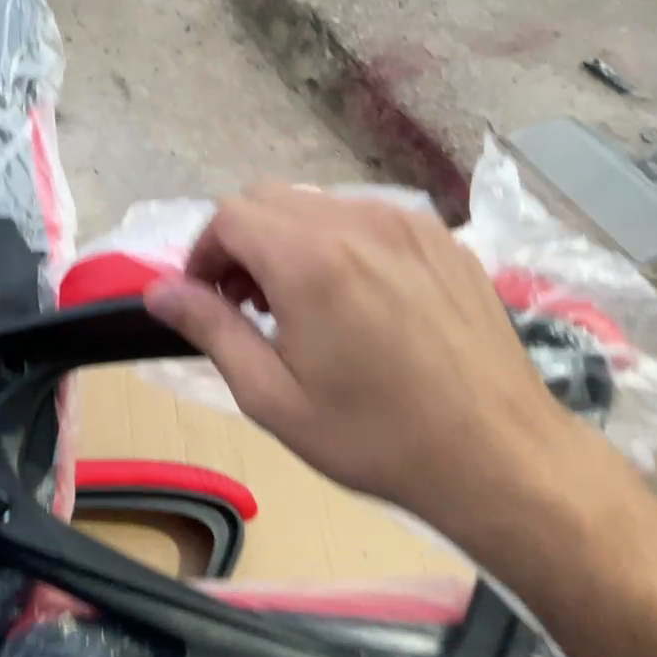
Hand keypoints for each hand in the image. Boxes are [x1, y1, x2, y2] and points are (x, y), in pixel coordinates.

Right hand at [145, 186, 585, 524]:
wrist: (500, 457)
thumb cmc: (373, 436)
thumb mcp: (271, 395)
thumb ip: (209, 329)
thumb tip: (156, 290)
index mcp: (312, 261)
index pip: (229, 217)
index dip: (202, 254)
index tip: (205, 301)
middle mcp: (361, 223)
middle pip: (268, 199)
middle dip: (238, 243)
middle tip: (243, 305)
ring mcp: (411, 227)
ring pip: (316, 205)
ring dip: (284, 242)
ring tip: (295, 306)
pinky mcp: (444, 241)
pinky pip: (366, 218)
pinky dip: (333, 243)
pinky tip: (350, 302)